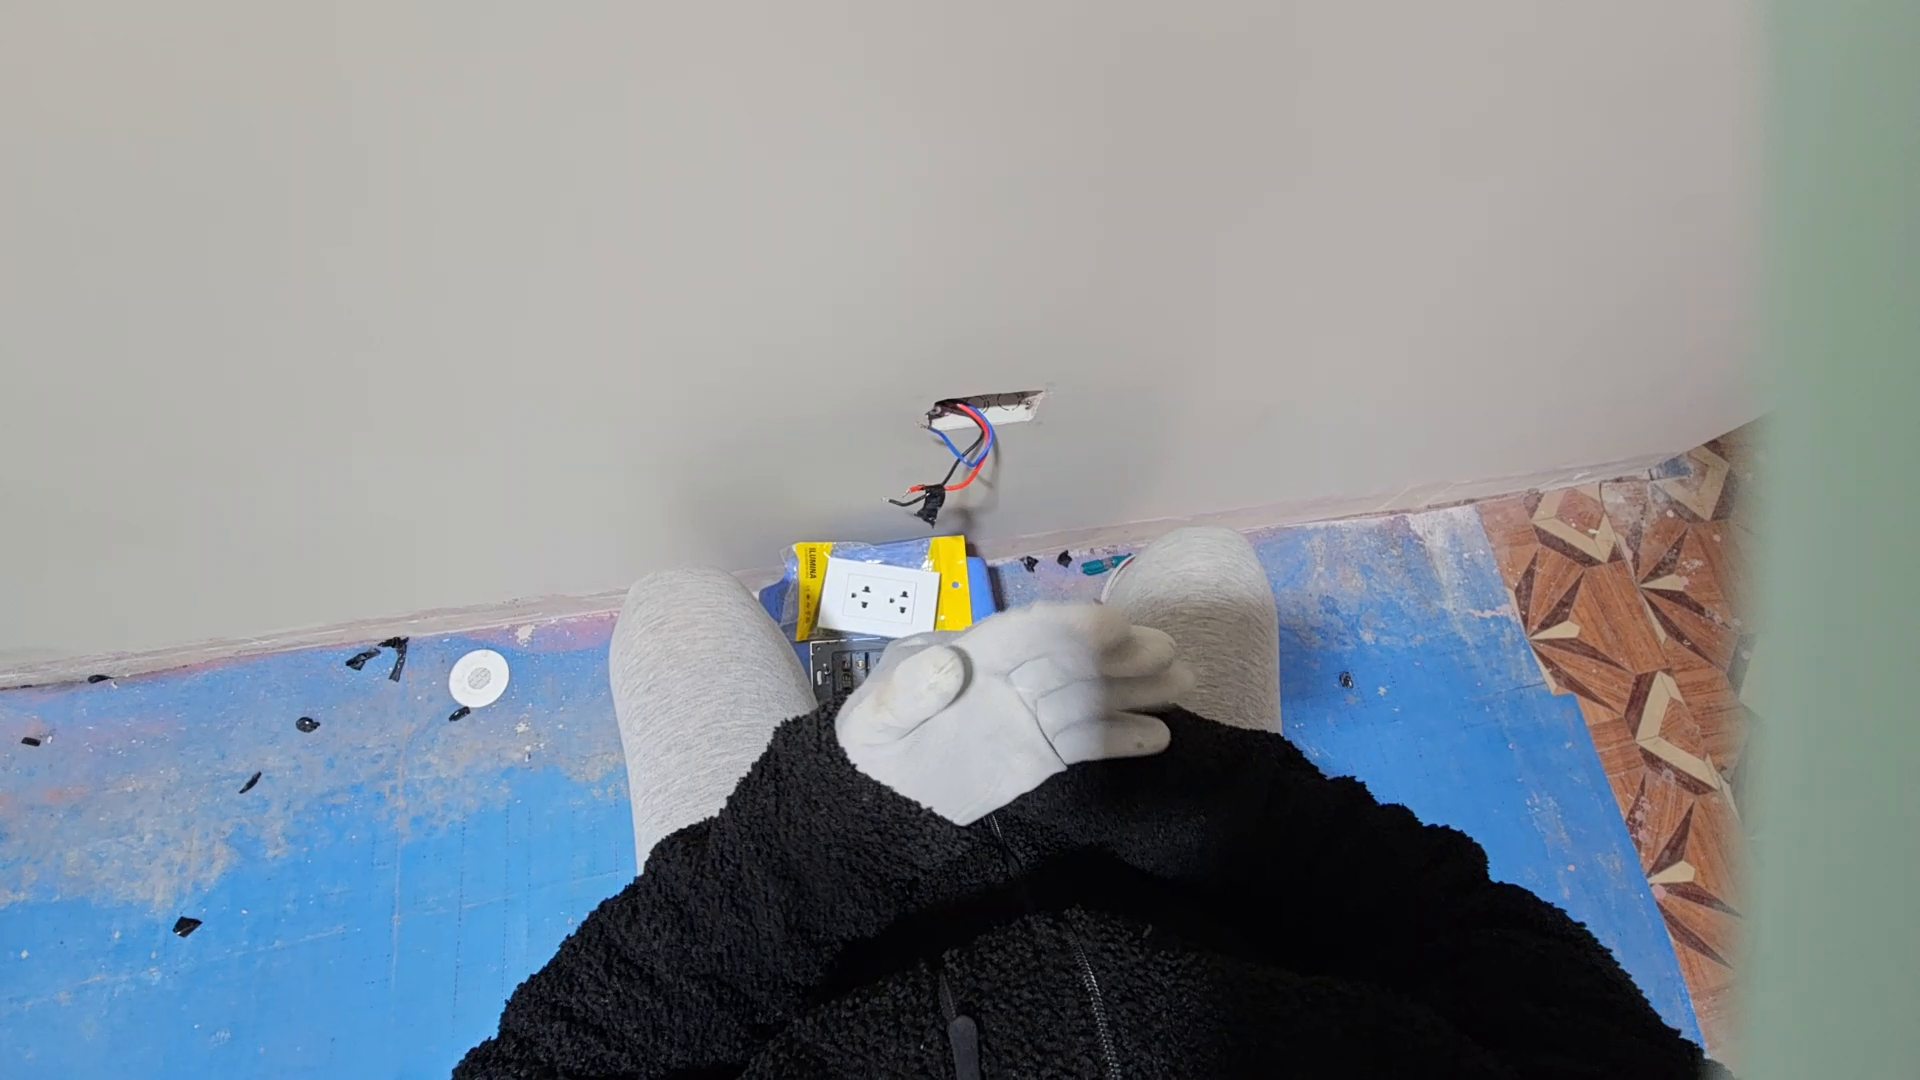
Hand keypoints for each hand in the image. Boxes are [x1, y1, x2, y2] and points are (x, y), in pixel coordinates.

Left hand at [835, 603, 1193, 824]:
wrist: (877, 794)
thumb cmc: (872, 742)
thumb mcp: (874, 716)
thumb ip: (907, 691)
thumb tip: (949, 663)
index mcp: (973, 654)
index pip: (1028, 633)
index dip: (1070, 625)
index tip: (1112, 624)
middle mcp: (1011, 677)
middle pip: (1071, 657)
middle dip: (1118, 652)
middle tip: (1167, 650)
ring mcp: (1029, 714)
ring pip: (1089, 693)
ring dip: (1135, 688)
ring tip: (1182, 684)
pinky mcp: (1041, 752)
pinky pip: (1087, 740)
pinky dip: (1121, 737)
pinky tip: (1158, 736)